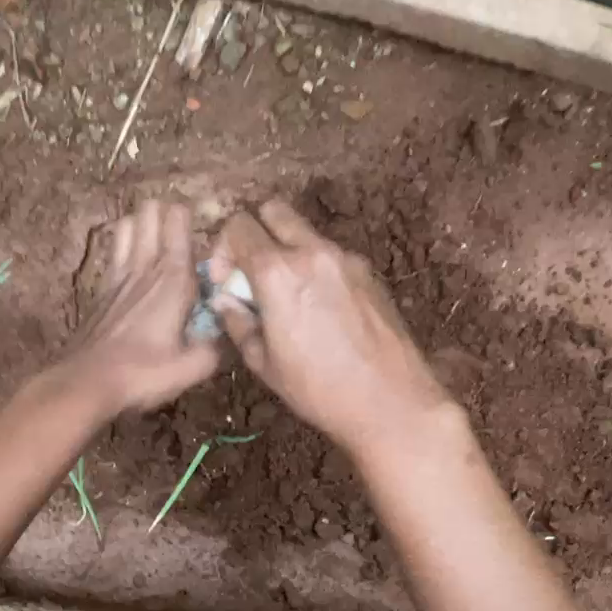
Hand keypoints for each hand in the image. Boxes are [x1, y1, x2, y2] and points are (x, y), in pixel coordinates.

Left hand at [62, 199, 220, 416]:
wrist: (86, 381)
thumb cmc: (142, 373)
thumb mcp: (190, 368)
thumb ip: (214, 348)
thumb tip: (224, 337)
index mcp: (173, 278)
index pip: (178, 219)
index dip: (192, 217)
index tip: (202, 236)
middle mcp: (145, 266)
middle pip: (151, 211)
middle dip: (166, 213)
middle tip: (182, 237)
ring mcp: (119, 275)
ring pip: (129, 224)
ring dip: (143, 225)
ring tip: (158, 243)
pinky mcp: (101, 289)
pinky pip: (115, 251)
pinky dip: (125, 246)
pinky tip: (134, 264)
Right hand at [213, 201, 456, 460]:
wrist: (388, 400)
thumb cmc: (317, 388)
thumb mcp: (263, 363)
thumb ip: (238, 322)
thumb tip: (226, 300)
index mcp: (277, 272)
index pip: (238, 226)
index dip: (223, 251)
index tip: (226, 282)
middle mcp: (312, 252)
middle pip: (272, 210)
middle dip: (255, 235)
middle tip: (252, 275)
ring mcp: (345, 258)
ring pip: (304, 232)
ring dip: (286, 251)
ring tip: (287, 298)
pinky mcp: (368, 271)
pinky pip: (330, 254)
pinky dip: (314, 268)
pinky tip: (320, 310)